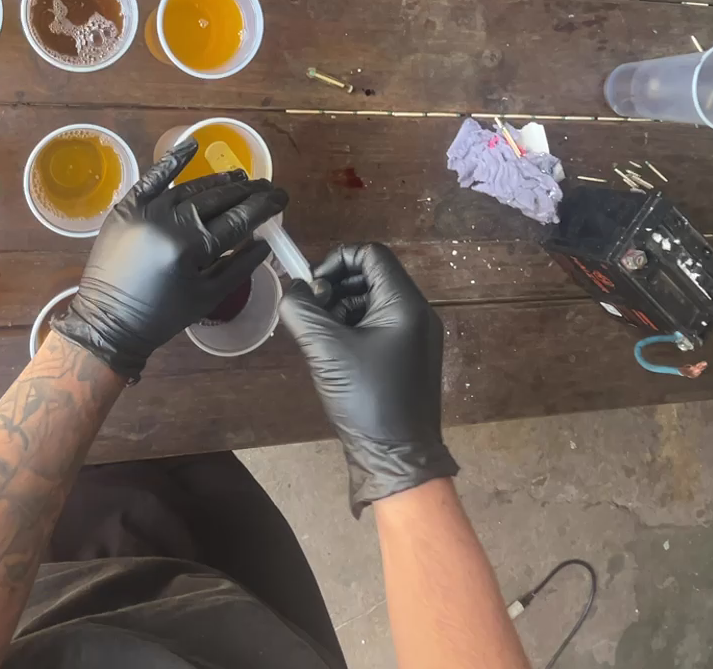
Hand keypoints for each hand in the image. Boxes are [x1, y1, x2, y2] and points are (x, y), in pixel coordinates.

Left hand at [53, 138, 288, 380]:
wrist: (108, 322)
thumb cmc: (162, 316)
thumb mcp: (208, 297)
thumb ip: (240, 266)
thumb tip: (264, 241)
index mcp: (192, 248)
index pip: (238, 220)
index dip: (264, 207)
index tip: (281, 198)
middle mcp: (169, 221)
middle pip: (218, 199)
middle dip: (247, 192)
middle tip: (267, 186)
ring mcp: (146, 210)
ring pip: (191, 188)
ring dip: (219, 181)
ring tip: (241, 178)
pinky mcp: (126, 206)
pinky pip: (152, 177)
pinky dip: (173, 160)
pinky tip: (193, 145)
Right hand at [279, 243, 457, 514]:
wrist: (398, 460)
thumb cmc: (366, 399)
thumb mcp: (325, 350)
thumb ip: (302, 310)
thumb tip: (296, 289)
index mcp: (404, 304)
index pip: (370, 253)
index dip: (337, 260)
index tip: (314, 287)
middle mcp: (416, 313)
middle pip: (370, 275)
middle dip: (336, 286)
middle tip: (313, 313)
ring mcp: (414, 336)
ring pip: (371, 299)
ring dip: (341, 307)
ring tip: (320, 335)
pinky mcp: (407, 356)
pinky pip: (377, 324)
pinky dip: (352, 327)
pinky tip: (333, 351)